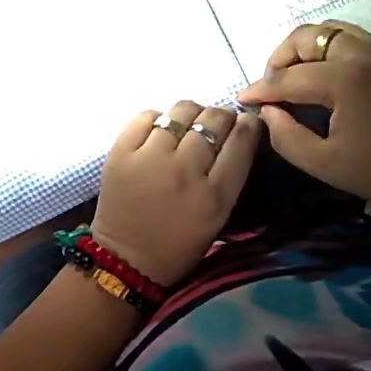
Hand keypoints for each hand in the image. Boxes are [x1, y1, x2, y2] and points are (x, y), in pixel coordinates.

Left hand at [89, 101, 263, 285]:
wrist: (126, 260)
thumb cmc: (179, 244)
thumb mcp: (218, 216)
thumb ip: (231, 176)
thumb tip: (239, 134)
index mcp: (215, 194)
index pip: (242, 140)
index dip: (249, 124)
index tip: (247, 123)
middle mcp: (186, 170)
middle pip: (214, 120)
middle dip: (222, 117)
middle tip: (216, 125)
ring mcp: (151, 158)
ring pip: (182, 110)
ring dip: (192, 113)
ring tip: (188, 124)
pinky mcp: (122, 153)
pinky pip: (147, 116)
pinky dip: (158, 118)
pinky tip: (160, 132)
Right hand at [238, 21, 370, 214]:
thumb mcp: (325, 164)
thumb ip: (286, 136)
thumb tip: (268, 112)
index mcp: (342, 78)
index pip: (287, 78)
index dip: (260, 90)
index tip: (240, 100)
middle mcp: (358, 53)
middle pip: (306, 36)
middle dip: (280, 58)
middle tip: (270, 88)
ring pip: (328, 31)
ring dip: (304, 49)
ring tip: (293, 79)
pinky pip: (349, 39)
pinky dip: (327, 49)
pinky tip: (321, 77)